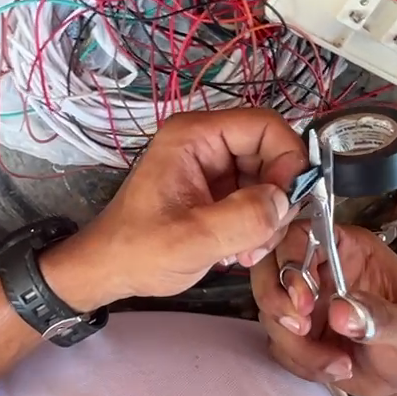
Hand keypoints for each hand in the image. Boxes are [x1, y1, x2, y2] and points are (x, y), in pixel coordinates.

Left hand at [47, 109, 309, 308]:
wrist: (109, 270)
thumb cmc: (139, 250)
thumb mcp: (194, 238)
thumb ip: (245, 217)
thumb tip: (285, 201)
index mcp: (194, 136)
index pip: (265, 125)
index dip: (287, 159)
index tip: (286, 202)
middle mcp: (205, 142)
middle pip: (271, 153)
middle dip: (277, 197)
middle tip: (264, 238)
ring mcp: (211, 166)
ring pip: (268, 180)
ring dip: (267, 218)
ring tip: (245, 252)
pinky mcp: (215, 190)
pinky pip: (255, 198)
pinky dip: (257, 226)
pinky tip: (239, 252)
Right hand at [249, 222, 396, 395]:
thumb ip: (384, 318)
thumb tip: (342, 311)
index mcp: (347, 249)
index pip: (301, 234)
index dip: (291, 260)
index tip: (304, 302)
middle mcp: (318, 268)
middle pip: (269, 266)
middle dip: (276, 301)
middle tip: (303, 330)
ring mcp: (301, 299)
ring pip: (269, 309)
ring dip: (296, 344)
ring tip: (340, 365)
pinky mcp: (292, 330)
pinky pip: (275, 342)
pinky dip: (299, 362)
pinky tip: (333, 369)